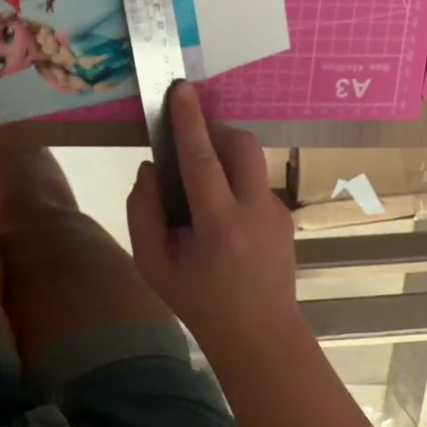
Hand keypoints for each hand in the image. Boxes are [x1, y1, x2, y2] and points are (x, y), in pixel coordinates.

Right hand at [126, 81, 299, 353]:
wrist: (261, 337)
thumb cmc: (199, 301)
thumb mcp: (153, 264)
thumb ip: (142, 211)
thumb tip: (150, 168)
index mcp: (219, 225)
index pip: (202, 159)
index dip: (189, 120)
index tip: (181, 88)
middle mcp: (254, 211)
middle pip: (240, 143)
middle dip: (214, 129)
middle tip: (190, 142)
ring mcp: (276, 212)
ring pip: (249, 159)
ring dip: (223, 155)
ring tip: (202, 185)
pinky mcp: (284, 216)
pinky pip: (253, 179)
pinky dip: (232, 179)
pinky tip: (220, 213)